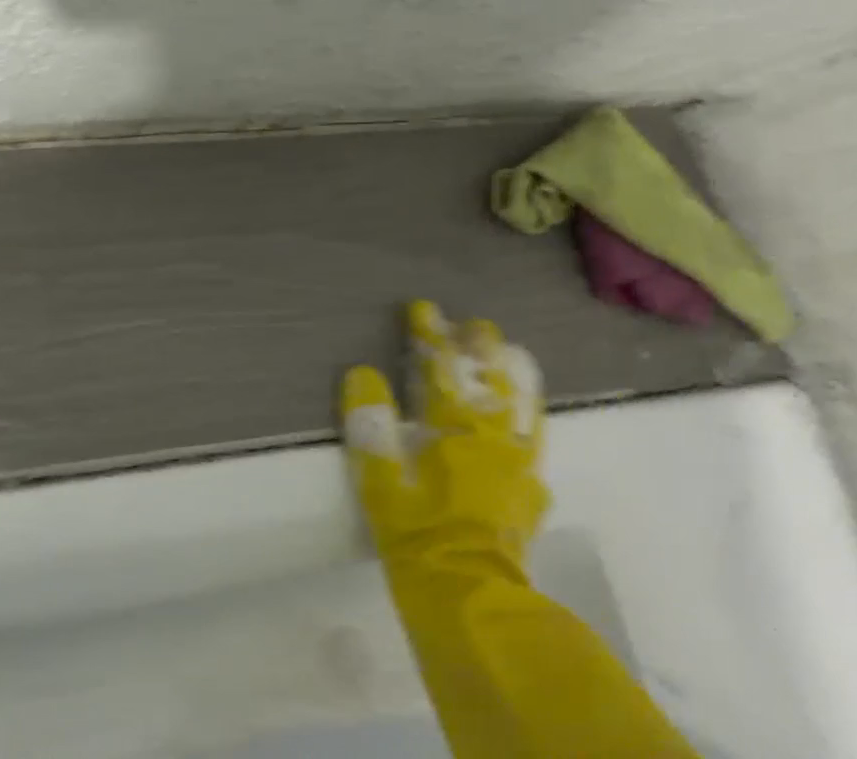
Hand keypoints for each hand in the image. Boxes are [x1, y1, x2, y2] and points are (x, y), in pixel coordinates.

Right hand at [339, 302, 698, 757]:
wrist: (469, 591)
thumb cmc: (416, 533)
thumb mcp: (378, 480)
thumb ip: (371, 425)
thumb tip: (362, 374)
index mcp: (454, 431)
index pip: (443, 372)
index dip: (431, 337)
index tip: (422, 308)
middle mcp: (495, 439)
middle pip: (491, 381)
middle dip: (479, 347)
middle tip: (470, 321)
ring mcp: (519, 463)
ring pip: (525, 405)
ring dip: (514, 374)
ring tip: (509, 350)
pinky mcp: (530, 487)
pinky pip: (536, 437)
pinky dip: (531, 413)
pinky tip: (528, 414)